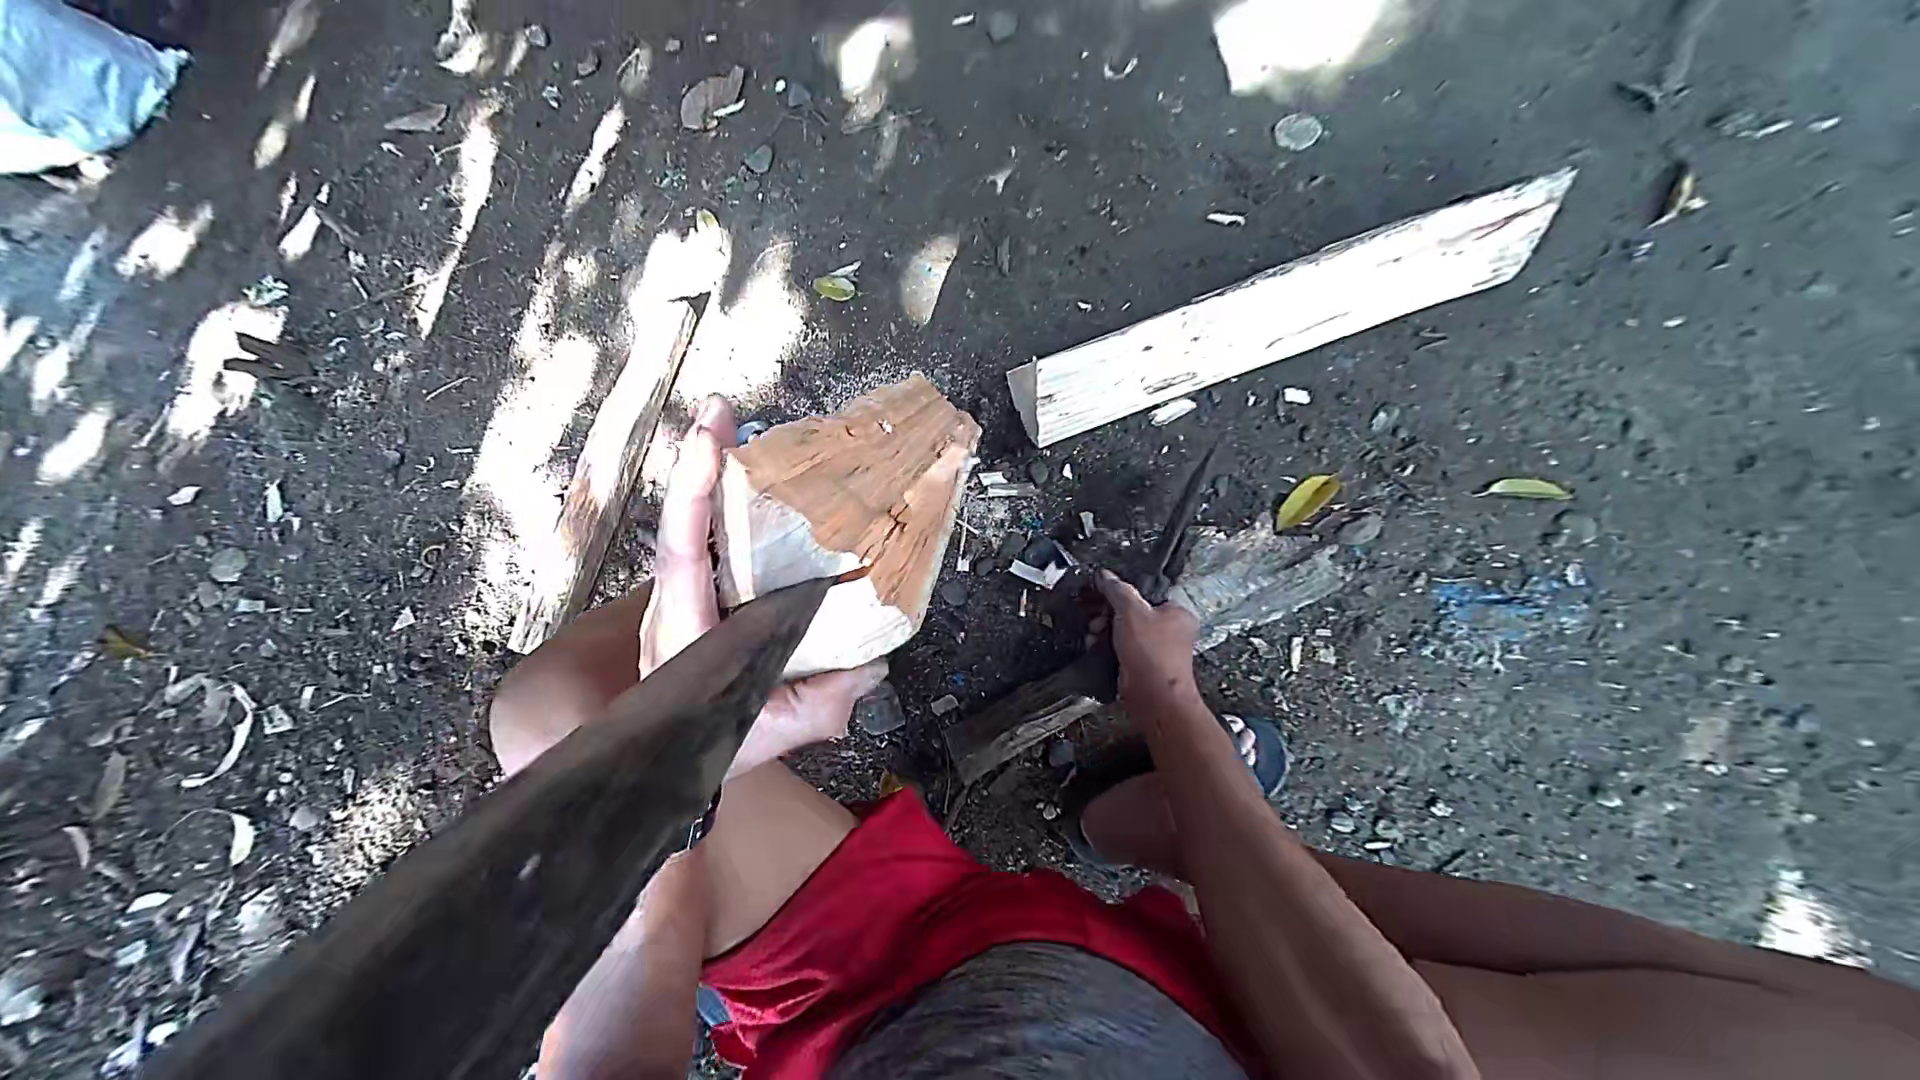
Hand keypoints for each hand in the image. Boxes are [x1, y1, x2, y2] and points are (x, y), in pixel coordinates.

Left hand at [640, 395, 885, 777]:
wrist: (672, 756)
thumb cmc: (714, 739)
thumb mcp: (772, 730)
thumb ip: (823, 703)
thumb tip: (870, 664)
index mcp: (686, 630)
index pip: (681, 551)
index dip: (691, 491)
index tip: (706, 438)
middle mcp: (678, 601)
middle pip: (682, 520)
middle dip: (698, 461)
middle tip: (723, 411)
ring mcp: (687, 595)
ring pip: (693, 523)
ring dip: (712, 473)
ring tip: (741, 430)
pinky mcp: (705, 592)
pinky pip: (710, 538)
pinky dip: (725, 501)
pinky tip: (756, 481)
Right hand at [1096, 570, 1201, 705]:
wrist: (1153, 697)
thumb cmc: (1153, 655)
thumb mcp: (1131, 611)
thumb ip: (1116, 589)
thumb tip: (1105, 576)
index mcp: (1175, 611)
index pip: (1143, 592)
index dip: (1120, 591)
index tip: (1100, 590)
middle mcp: (1168, 629)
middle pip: (1130, 611)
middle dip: (1107, 613)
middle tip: (1096, 615)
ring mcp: (1154, 648)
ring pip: (1122, 630)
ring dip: (1103, 629)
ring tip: (1094, 632)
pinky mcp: (1140, 664)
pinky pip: (1118, 647)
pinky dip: (1105, 645)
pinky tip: (1095, 645)